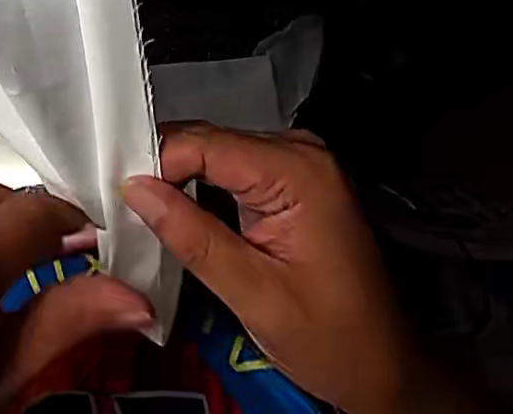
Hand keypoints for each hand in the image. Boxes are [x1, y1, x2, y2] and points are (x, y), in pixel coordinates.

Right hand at [122, 123, 475, 413]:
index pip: (204, 144)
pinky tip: (179, 206)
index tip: (121, 192)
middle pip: (208, 141)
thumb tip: (137, 189)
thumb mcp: (256, 296)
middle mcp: (298, 151)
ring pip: (214, 151)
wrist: (392, 369)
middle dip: (163, 168)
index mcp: (297, 171)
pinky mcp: (291, 175)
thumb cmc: (336, 341)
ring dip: (178, 175)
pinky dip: (201, 183)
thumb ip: (193, 236)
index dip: (156, 163)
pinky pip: (231, 165)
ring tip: (144, 205)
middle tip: (124, 201)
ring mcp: (297, 160)